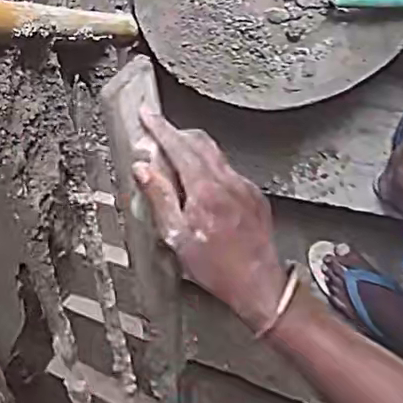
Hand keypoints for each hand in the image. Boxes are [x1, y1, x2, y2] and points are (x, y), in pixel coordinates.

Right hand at [130, 106, 287, 330]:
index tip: (147, 115)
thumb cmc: (218, 268)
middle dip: (176, 133)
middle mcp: (229, 183)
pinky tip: (198, 185)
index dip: (160, 128)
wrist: (260, 286)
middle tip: (156, 134)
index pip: (179, 147)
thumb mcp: (176, 235)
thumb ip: (159, 197)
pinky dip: (208, 167)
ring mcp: (245, 188)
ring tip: (173, 162)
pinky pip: (227, 170)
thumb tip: (143, 170)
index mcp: (206, 191)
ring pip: (215, 154)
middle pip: (200, 142)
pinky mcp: (254, 196)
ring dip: (192, 149)